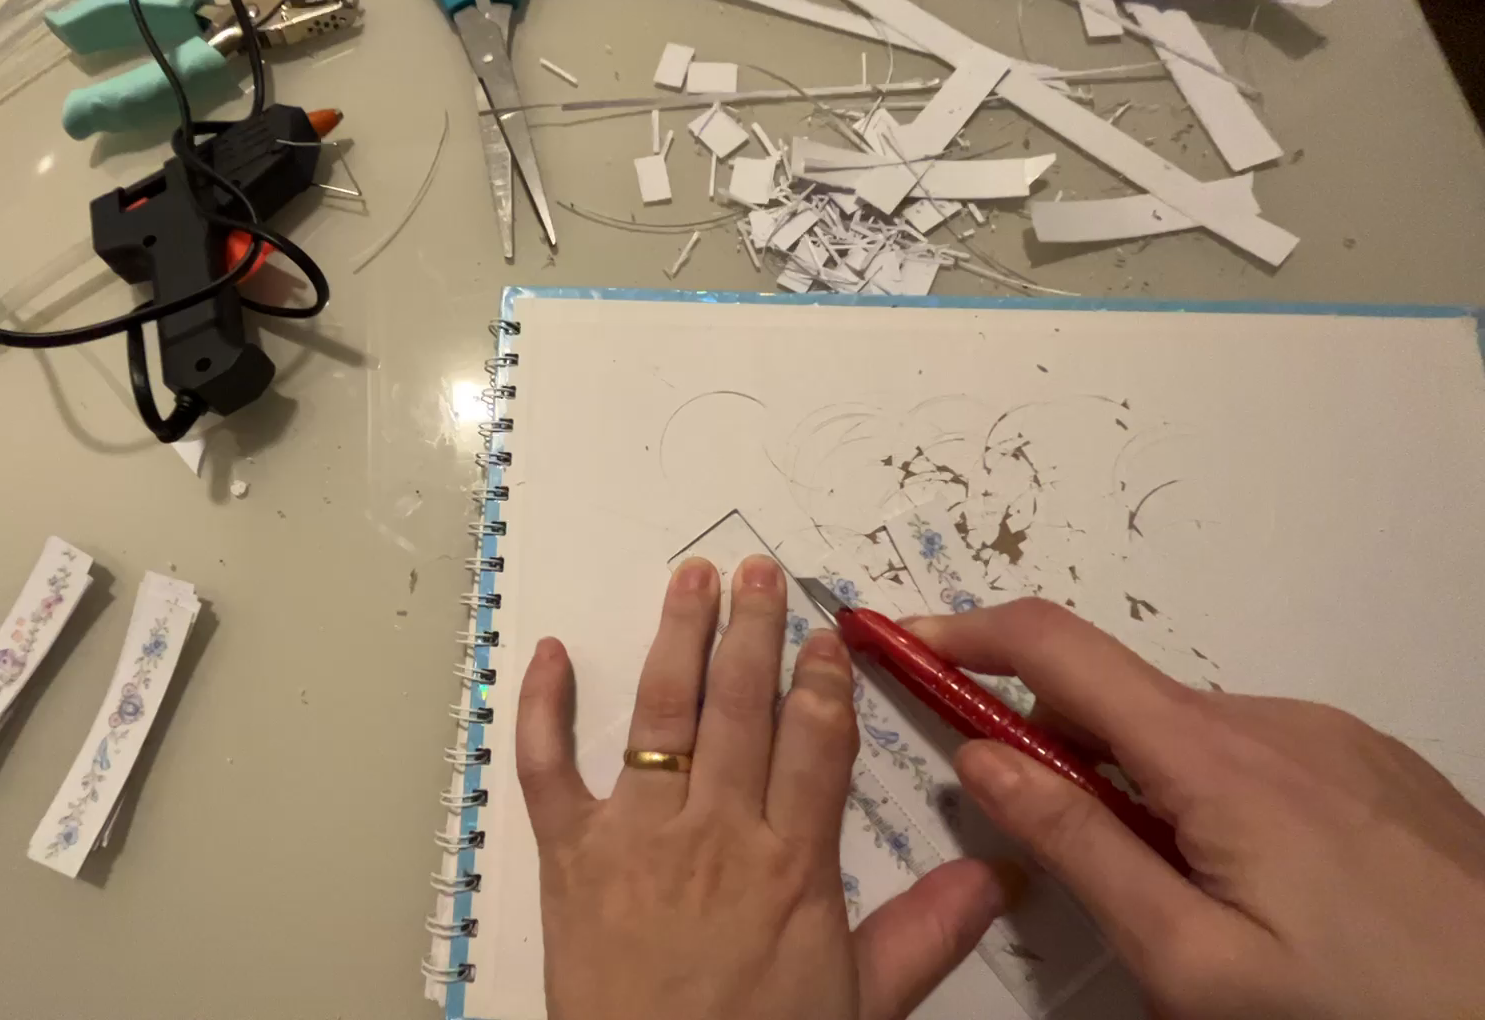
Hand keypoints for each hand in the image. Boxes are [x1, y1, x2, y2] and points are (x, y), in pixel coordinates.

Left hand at [518, 556, 1015, 1019]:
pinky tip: (550, 651)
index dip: (821, 680)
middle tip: (755, 569)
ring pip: (661, 711)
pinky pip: (547, 765)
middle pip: (739, 706)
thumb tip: (1002, 872)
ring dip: (676, 636)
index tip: (823, 632)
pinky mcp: (569, 848)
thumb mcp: (858, 1004)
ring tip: (690, 577)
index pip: (815, 744)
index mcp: (788, 864)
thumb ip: (925, 934)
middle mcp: (713, 830)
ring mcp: (634, 832)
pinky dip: (542, 706)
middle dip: (751, 629)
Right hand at [910, 599, 1484, 1019]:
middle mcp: (1275, 720)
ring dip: (1131, 778)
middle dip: (1054, 748)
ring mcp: (1336, 741)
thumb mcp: (1196, 965)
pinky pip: (1241, 750)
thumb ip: (1074, 845)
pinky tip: (1253, 877)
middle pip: (1109, 696)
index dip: (963, 633)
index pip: (1054, 646)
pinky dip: (1196, 786)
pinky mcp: (1376, 769)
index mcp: (1221, 755)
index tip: (903, 643)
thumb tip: (978, 756)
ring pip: (1174, 728)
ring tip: (1178, 885)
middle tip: (1058, 840)